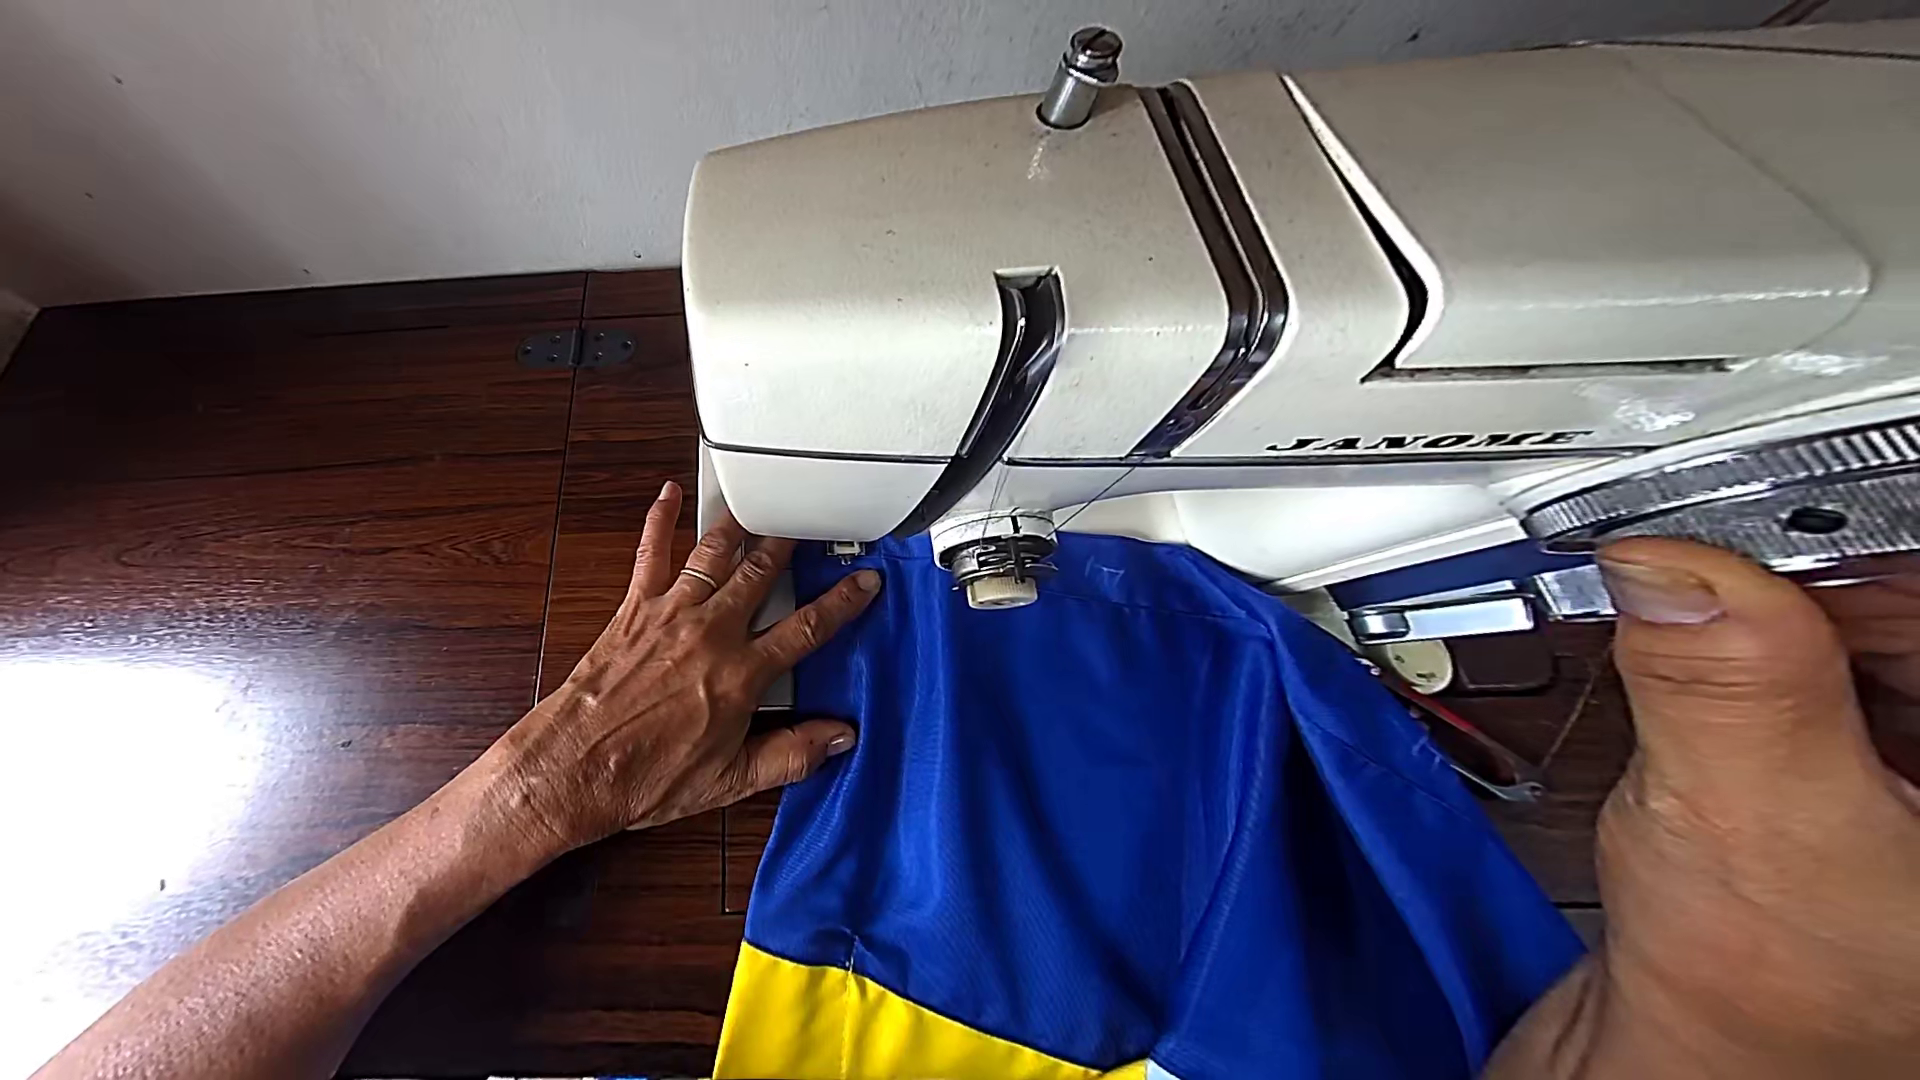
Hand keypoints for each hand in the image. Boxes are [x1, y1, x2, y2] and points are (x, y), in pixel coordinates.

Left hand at [473, 480, 880, 854]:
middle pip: (764, 572)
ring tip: (761, 507)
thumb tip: (839, 738)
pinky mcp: (636, 608)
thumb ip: (792, 754)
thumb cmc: (647, 775)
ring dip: (742, 526)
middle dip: (792, 544)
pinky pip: (651, 553)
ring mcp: (673, 613)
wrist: (570, 772)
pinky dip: (660, 520)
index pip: (808, 626)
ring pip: (716, 553)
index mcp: (742, 674)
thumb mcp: (733, 778)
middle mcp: (712, 633)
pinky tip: (669, 495)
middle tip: (810, 522)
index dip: (844, 601)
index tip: (864, 580)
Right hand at [1490, 539, 1919, 1076]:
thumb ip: (1718, 686)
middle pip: (1919, 592)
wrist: (1715, 1017)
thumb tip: (1661, 566)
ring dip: (1764, 594)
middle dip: (1800, 566)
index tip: (1748, 514)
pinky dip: (1748, 625)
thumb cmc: (1770, 974)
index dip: (1867, 538)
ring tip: (1683, 609)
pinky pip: (1827, 646)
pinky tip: (1704, 644)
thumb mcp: (1750, 820)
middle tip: (1688, 558)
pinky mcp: (1872, 741)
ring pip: (1875, 613)